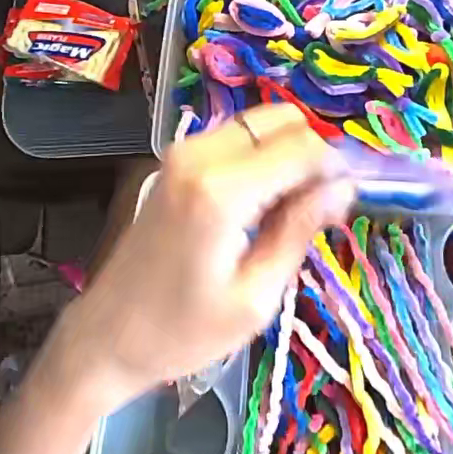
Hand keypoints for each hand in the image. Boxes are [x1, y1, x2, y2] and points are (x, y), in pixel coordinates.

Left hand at [56, 104, 352, 404]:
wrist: (107, 334)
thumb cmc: (183, 332)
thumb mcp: (255, 297)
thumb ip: (300, 229)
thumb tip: (345, 186)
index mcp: (222, 192)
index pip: (301, 147)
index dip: (334, 167)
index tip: (345, 200)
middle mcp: (200, 155)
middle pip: (281, 119)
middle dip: (311, 152)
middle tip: (318, 203)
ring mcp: (182, 151)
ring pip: (260, 122)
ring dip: (286, 151)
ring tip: (290, 207)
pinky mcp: (176, 158)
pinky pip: (237, 136)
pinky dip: (262, 154)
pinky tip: (261, 200)